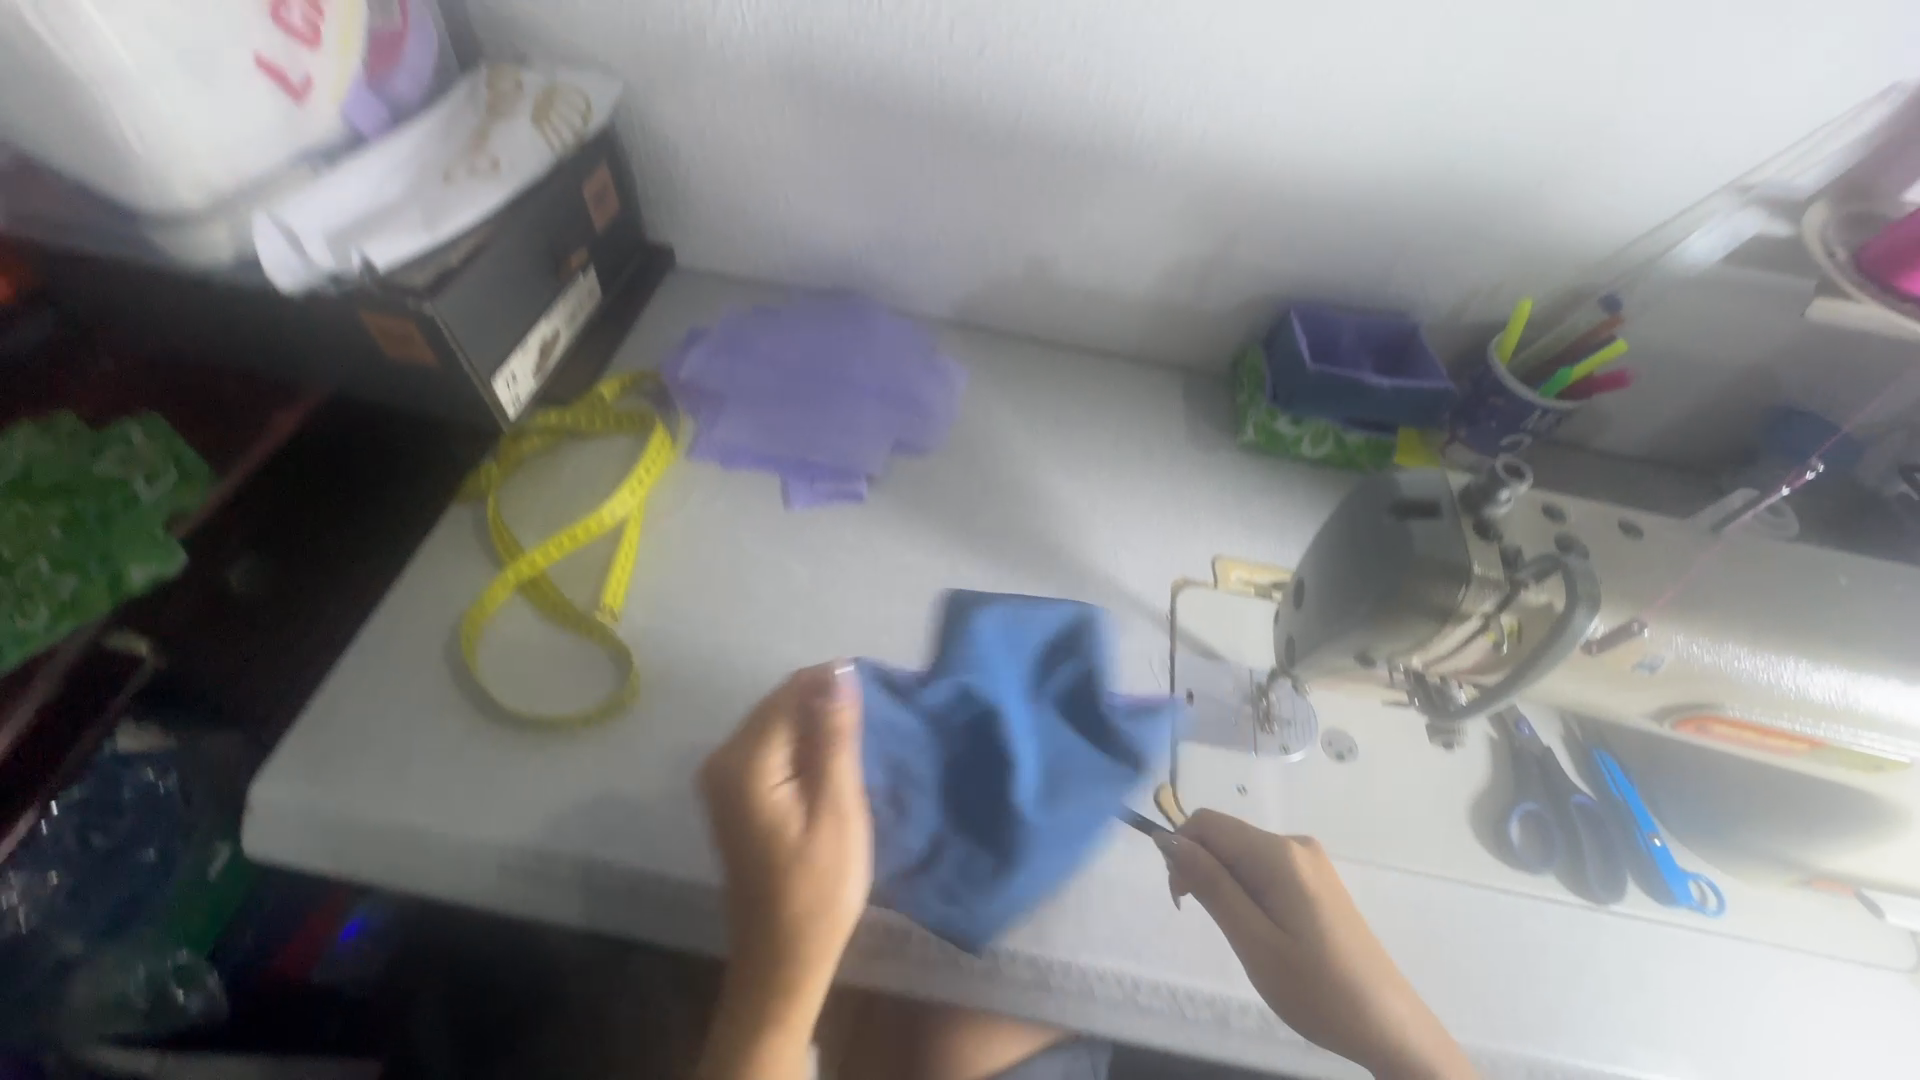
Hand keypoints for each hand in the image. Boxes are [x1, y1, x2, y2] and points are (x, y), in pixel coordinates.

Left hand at [696, 663, 872, 1079]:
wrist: (782, 957)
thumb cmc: (819, 888)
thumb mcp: (838, 809)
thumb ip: (835, 736)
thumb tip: (839, 672)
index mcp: (745, 761)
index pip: (792, 691)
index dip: (835, 686)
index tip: (877, 703)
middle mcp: (722, 758)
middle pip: (780, 703)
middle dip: (826, 704)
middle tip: (872, 731)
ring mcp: (722, 776)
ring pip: (778, 722)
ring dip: (818, 725)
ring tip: (859, 748)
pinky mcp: (733, 791)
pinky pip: (772, 745)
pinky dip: (803, 746)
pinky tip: (832, 767)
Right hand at [1158, 811, 1474, 1079]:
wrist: (1390, 1027)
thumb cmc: (1316, 989)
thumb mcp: (1252, 940)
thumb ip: (1210, 884)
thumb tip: (1167, 838)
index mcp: (1278, 854)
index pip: (1206, 823)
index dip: (1180, 851)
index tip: (1183, 901)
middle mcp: (1294, 844)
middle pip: (1225, 836)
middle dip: (1202, 870)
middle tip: (1211, 924)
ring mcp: (1310, 862)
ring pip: (1242, 854)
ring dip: (1224, 884)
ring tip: (1243, 936)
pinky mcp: (1316, 881)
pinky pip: (1264, 869)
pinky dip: (1247, 892)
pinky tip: (1264, 931)